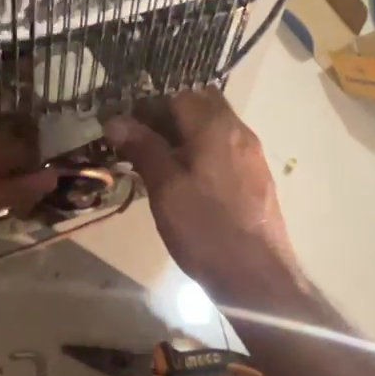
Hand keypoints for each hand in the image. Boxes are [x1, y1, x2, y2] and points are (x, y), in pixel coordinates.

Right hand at [106, 90, 300, 302]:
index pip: (178, 95)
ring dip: (187, 133)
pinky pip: (226, 147)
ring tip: (160, 160)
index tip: (126, 127)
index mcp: (216, 127)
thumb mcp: (166, 189)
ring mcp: (252, 155)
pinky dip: (204, 150)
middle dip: (170, 114)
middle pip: (201, 104)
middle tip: (143, 139)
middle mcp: (239, 131)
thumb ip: (143, 148)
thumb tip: (116, 120)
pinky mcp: (257, 178)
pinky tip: (187, 178)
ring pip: (215, 126)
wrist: (258, 280)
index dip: (149, 106)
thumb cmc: (206, 230)